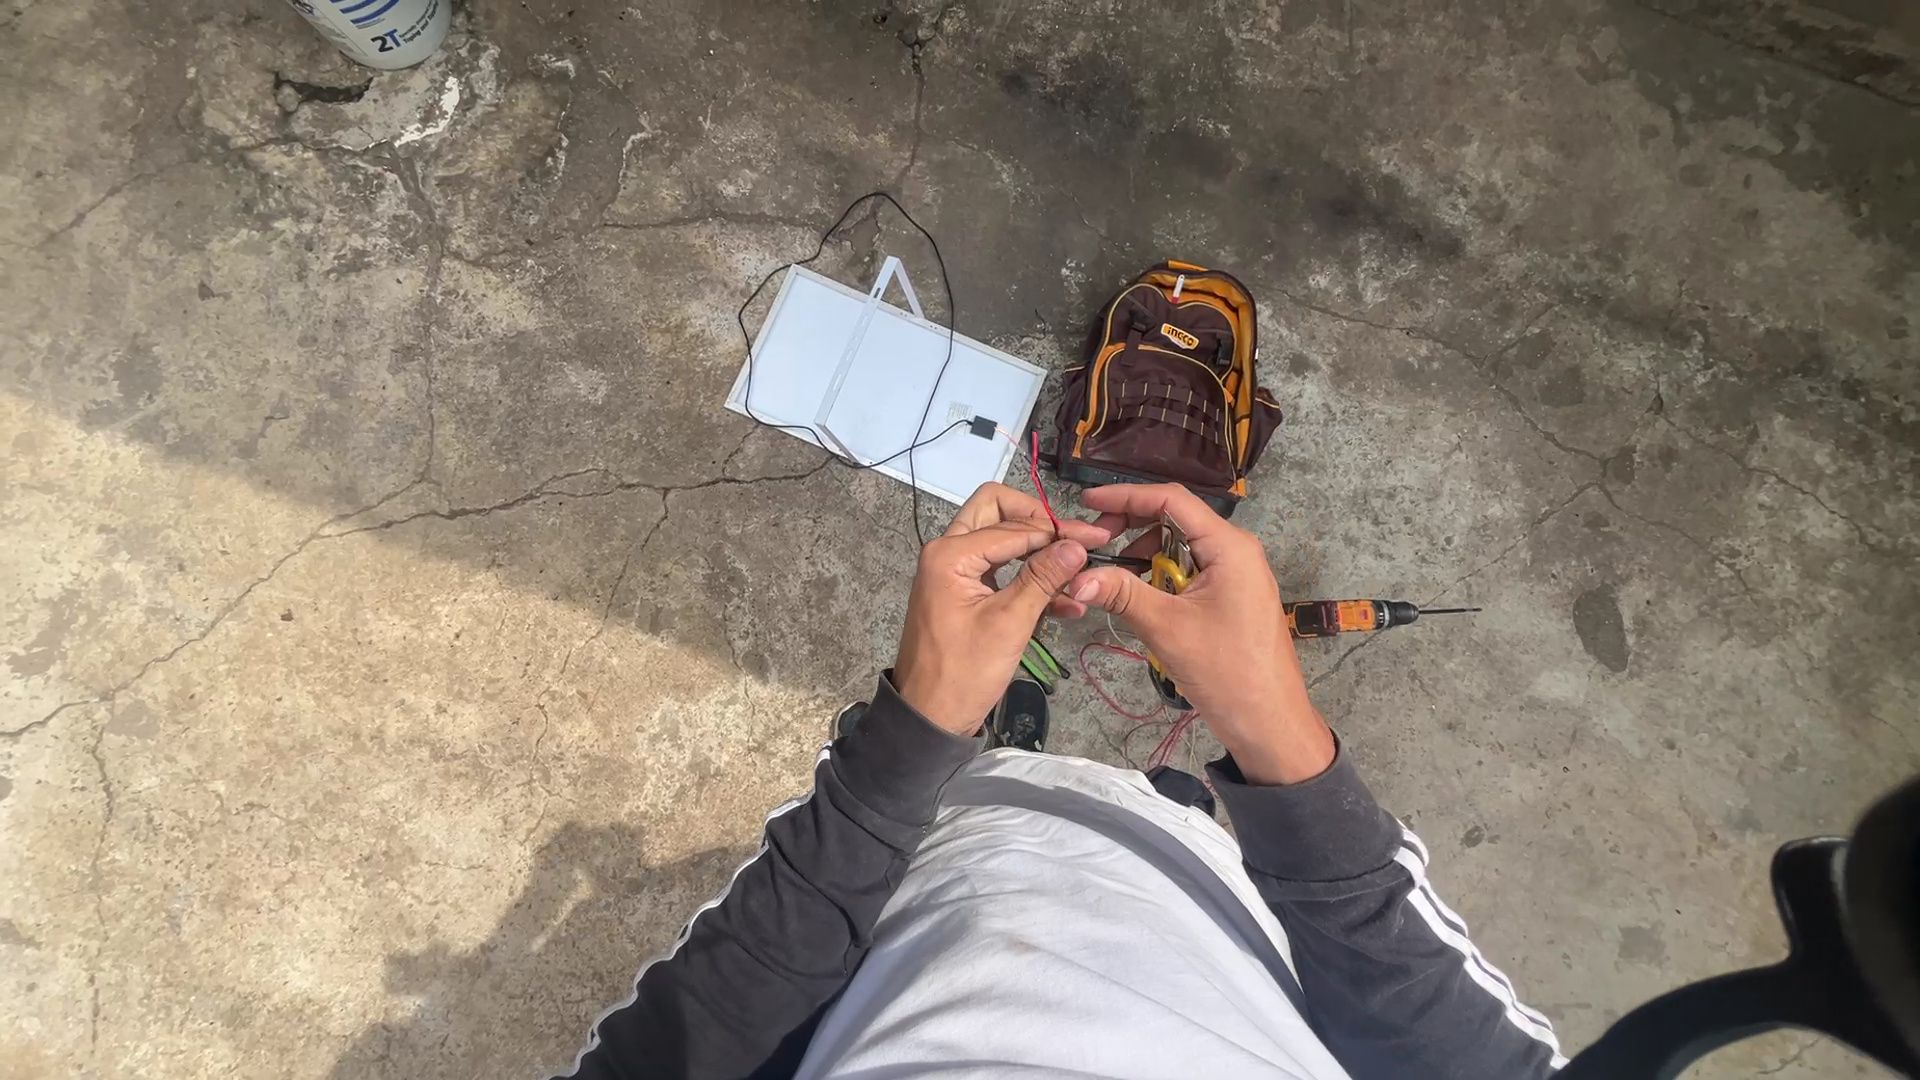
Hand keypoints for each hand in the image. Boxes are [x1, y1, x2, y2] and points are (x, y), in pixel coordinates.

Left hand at [894, 483, 1111, 734]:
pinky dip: (1027, 577)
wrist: (929, 716)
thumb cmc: (963, 672)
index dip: (1055, 530)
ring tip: (1076, 571)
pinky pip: (999, 569)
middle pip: (997, 512)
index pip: (1012, 524)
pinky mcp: (964, 591)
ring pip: (1000, 539)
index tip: (1094, 538)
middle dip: (1038, 521)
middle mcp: (947, 552)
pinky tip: (1065, 600)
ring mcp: (954, 570)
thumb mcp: (1009, 623)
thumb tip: (1076, 545)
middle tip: (1072, 539)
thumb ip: (1042, 578)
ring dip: (1036, 550)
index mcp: (950, 554)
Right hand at [1066, 484, 1334, 784]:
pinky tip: (1139, 595)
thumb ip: (1121, 593)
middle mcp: (1235, 550)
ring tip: (1114, 577)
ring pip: (1179, 545)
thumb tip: (1076, 576)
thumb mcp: (1166, 628)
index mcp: (1229, 547)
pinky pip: (1188, 569)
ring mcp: (1235, 573)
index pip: (1171, 500)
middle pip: (1175, 518)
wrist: (1269, 724)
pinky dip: (1159, 575)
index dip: (1126, 496)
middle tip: (1095, 543)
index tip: (1088, 500)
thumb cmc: (1227, 673)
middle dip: (1131, 525)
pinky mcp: (1230, 594)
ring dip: (1143, 553)